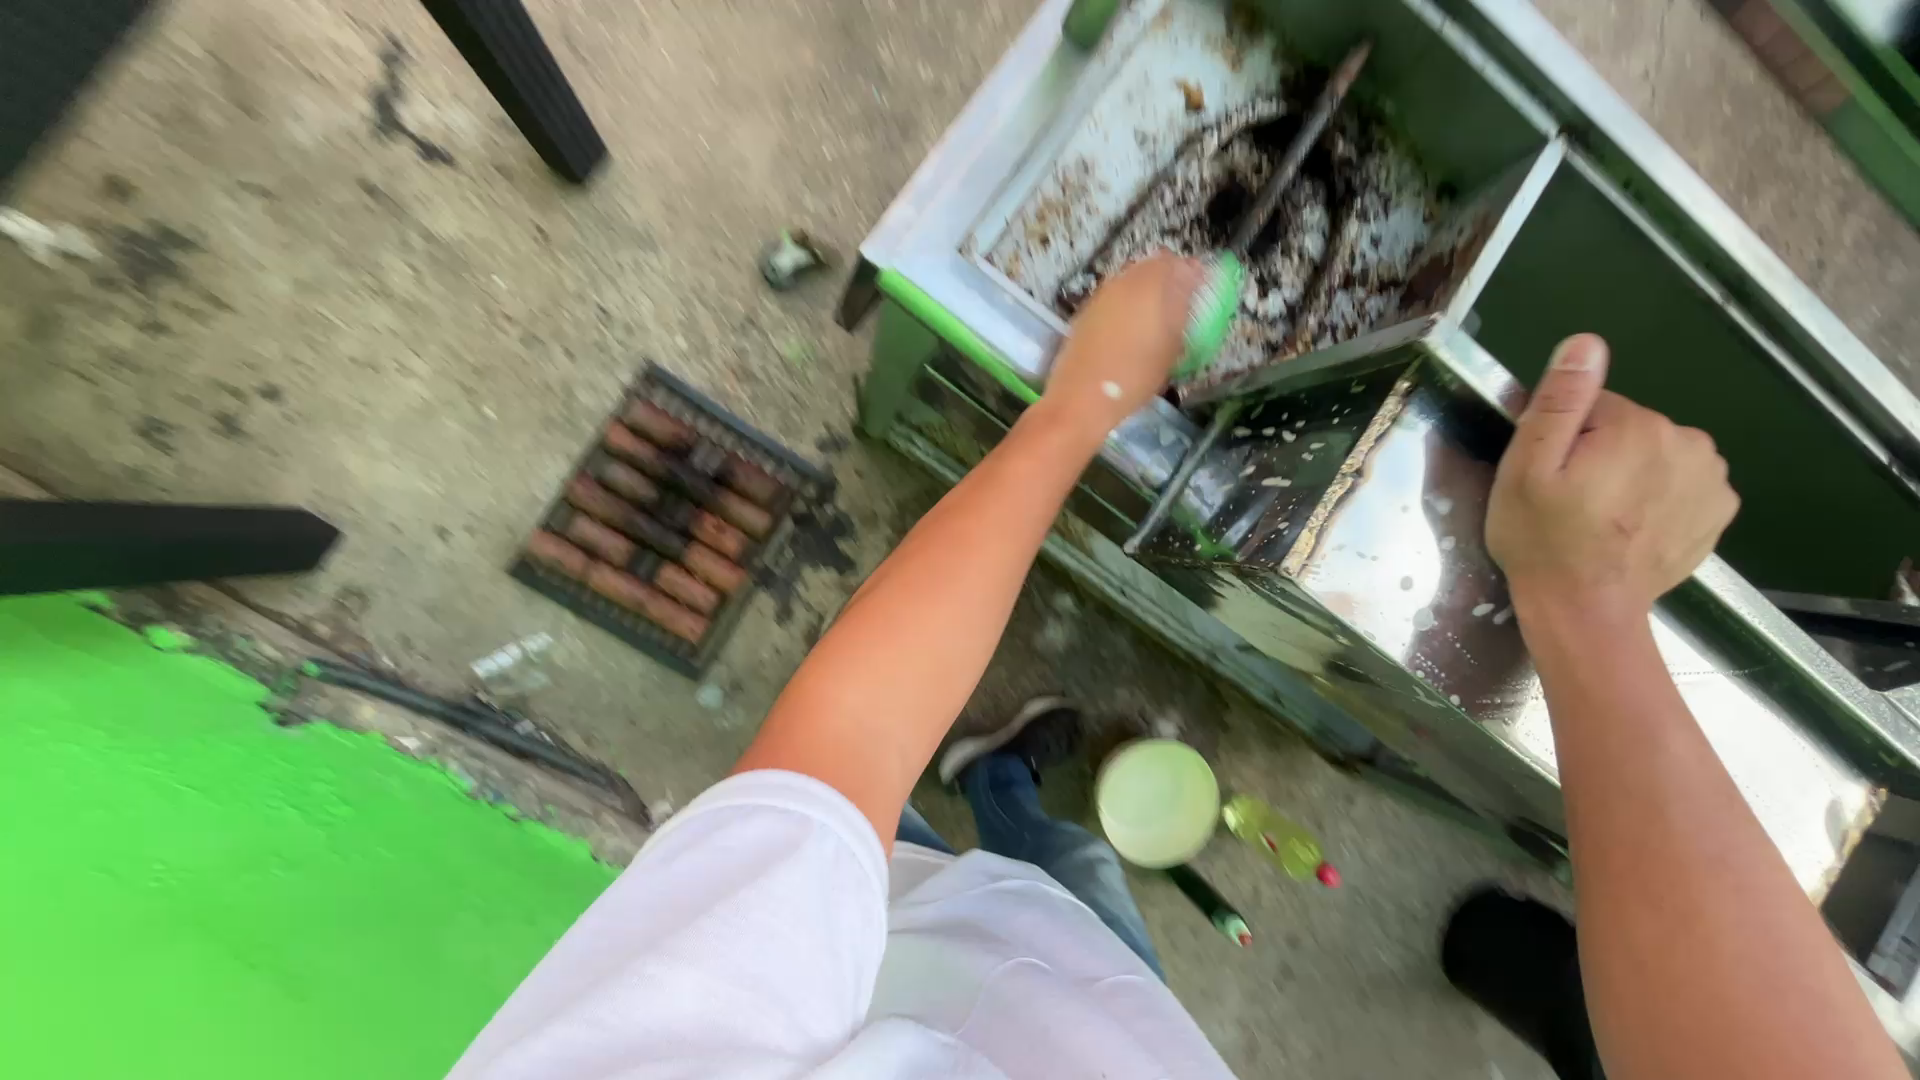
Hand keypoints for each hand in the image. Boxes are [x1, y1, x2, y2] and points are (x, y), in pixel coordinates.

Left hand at [1039, 253, 1204, 438]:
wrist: (1080, 397)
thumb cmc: (1134, 376)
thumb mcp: (1171, 348)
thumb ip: (1182, 312)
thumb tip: (1189, 293)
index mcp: (1151, 285)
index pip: (1179, 264)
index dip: (1191, 275)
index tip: (1198, 294)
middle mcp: (1124, 281)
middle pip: (1152, 266)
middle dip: (1168, 281)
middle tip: (1177, 306)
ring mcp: (1101, 294)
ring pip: (1130, 281)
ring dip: (1145, 293)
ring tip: (1153, 321)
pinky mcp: (1085, 311)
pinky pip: (1113, 298)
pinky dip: (1125, 306)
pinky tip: (1128, 331)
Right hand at [1486, 334, 1738, 619]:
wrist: (1585, 607)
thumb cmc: (1541, 538)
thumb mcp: (1527, 467)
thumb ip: (1559, 403)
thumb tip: (1585, 343)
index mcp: (1636, 426)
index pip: (1589, 405)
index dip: (1559, 438)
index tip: (1545, 473)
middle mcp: (1688, 441)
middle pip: (1626, 427)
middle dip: (1595, 453)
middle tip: (1564, 497)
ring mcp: (1712, 478)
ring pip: (1653, 453)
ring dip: (1626, 472)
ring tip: (1596, 514)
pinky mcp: (1718, 510)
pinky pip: (1678, 482)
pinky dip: (1655, 496)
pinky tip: (1628, 525)